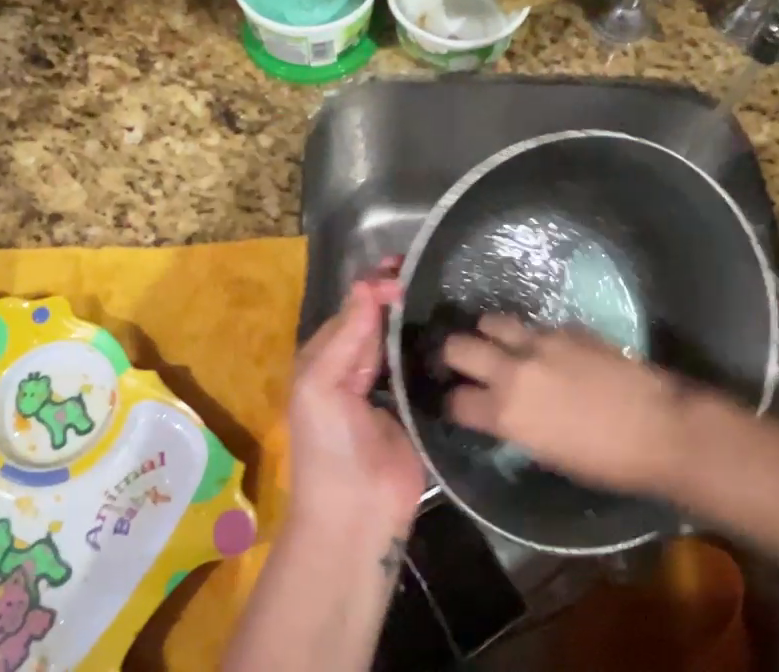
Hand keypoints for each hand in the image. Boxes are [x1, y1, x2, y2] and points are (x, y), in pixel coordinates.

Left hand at [284, 268, 423, 544]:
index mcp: (326, 358)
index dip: (372, 285)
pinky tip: (457, 330)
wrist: (357, 513)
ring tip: (448, 288)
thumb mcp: (320, 385)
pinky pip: (424, 371)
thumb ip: (345, 337)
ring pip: (402, 343)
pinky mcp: (415, 409)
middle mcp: (355, 367)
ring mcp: (387, 389)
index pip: (351, 309)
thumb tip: (367, 286)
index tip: (402, 265)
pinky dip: (436, 351)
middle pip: (378, 322)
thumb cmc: (328, 446)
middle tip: (429, 267)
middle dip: (396, 295)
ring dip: (418, 319)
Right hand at [442, 315, 716, 495]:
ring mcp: (541, 343)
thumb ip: (515, 426)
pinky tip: (544, 349)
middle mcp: (514, 371)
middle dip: (452, 354)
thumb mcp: (548, 453)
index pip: (455, 402)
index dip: (450, 403)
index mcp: (506, 414)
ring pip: (492, 322)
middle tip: (459, 362)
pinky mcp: (568, 329)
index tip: (454, 403)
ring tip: (496, 343)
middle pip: (458, 346)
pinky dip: (531, 336)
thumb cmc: (607, 461)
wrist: (662, 429)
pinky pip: (535, 326)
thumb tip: (501, 414)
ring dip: (488, 333)